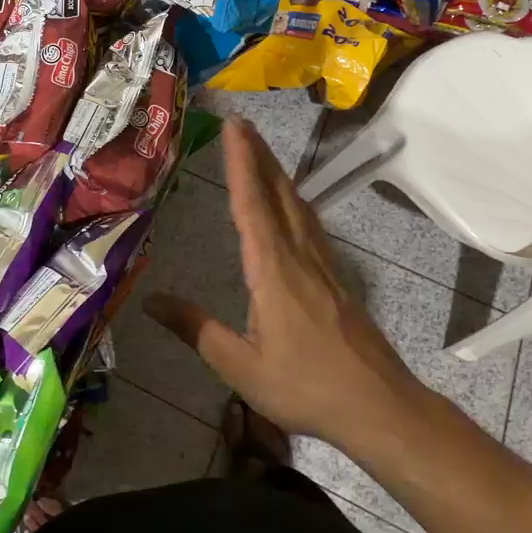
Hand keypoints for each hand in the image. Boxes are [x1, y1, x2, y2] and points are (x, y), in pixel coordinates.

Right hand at [145, 118, 430, 448]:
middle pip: (278, 194)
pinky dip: (293, 201)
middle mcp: (300, 257)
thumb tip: (150, 301)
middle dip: (259, 155)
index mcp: (273, 270)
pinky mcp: (337, 280)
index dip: (240, 164)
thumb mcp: (240, 366)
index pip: (252, 205)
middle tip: (242, 123)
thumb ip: (196, 329)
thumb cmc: (306, 387)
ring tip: (260, 151)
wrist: (381, 409)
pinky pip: (310, 225)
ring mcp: (323, 266)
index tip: (233, 128)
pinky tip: (292, 205)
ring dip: (277, 173)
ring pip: (298, 206)